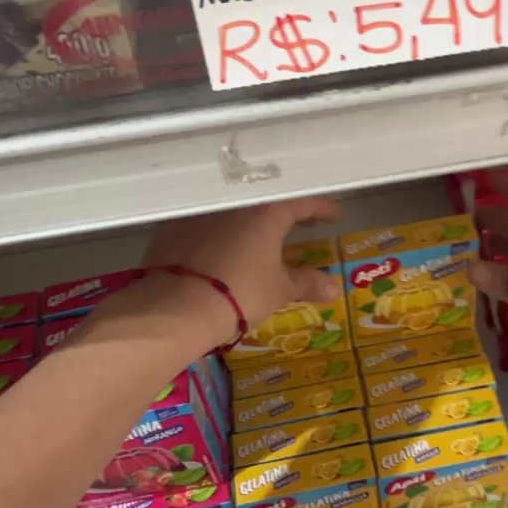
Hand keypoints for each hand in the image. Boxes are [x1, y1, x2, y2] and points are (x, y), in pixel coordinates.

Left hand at [141, 196, 341, 337]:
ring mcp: (201, 210)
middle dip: (287, 212)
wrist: (176, 307)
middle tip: (302, 224)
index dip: (321, 209)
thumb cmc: (240, 293)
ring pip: (235, 209)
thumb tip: (334, 287)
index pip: (303, 201)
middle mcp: (235, 201)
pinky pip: (206, 221)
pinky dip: (221, 230)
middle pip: (268, 200)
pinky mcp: (174, 224)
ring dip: (251, 220)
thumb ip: (308, 283)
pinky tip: (223, 246)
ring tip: (262, 237)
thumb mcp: (280, 291)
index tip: (332, 216)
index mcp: (267, 211)